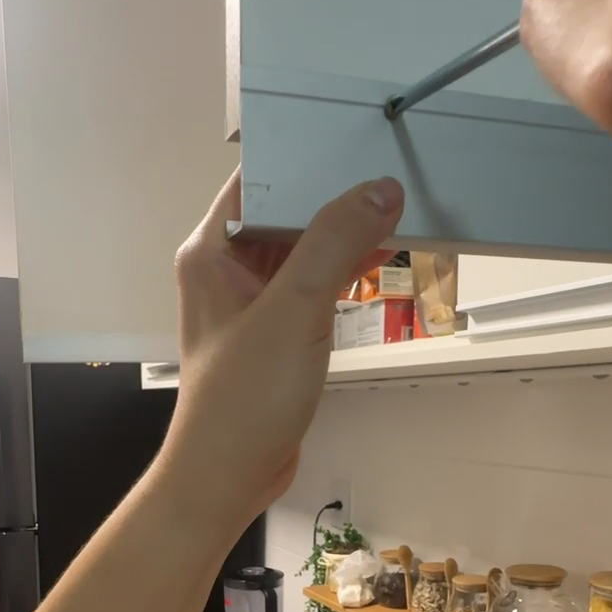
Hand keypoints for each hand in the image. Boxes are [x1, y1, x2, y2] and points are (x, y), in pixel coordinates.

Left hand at [160, 171, 403, 530]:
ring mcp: (251, 306)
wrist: (229, 475)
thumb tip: (381, 188)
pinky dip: (341, 275)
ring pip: (302, 254)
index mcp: (211, 252)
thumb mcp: (293, 310)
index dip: (306, 156)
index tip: (360, 135)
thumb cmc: (246, 396)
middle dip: (336, 197)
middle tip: (395, 168)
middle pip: (285, 214)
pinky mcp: (274, 337)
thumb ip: (334, 242)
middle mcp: (226, 271)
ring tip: (400, 207)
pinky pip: (310, 290)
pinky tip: (380, 259)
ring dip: (344, 238)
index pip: (259, 179)